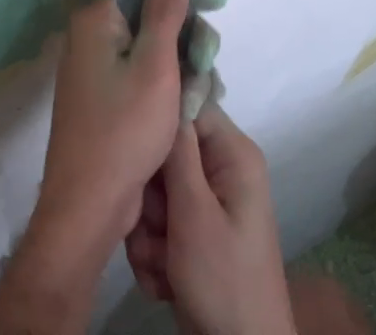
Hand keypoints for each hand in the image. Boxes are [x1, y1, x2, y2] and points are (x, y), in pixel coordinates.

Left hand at [36, 0, 193, 257]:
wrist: (88, 205)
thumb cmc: (123, 130)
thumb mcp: (155, 67)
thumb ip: (165, 12)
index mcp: (95, 22)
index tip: (217, 1)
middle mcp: (89, 39)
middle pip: (147, 16)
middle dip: (185, 33)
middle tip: (210, 59)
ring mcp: (94, 72)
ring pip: (149, 49)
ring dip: (181, 62)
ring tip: (206, 86)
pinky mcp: (103, 99)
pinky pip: (141, 75)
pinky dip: (167, 83)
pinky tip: (192, 100)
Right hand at [125, 105, 296, 334]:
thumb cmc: (223, 279)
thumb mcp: (194, 213)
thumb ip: (178, 155)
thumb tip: (170, 96)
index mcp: (234, 156)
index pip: (189, 109)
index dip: (160, 129)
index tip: (141, 159)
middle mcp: (221, 173)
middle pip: (165, 158)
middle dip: (150, 200)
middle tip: (156, 230)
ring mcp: (206, 206)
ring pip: (154, 196)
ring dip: (148, 234)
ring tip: (163, 263)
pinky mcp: (192, 235)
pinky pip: (156, 227)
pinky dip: (154, 255)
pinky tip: (166, 279)